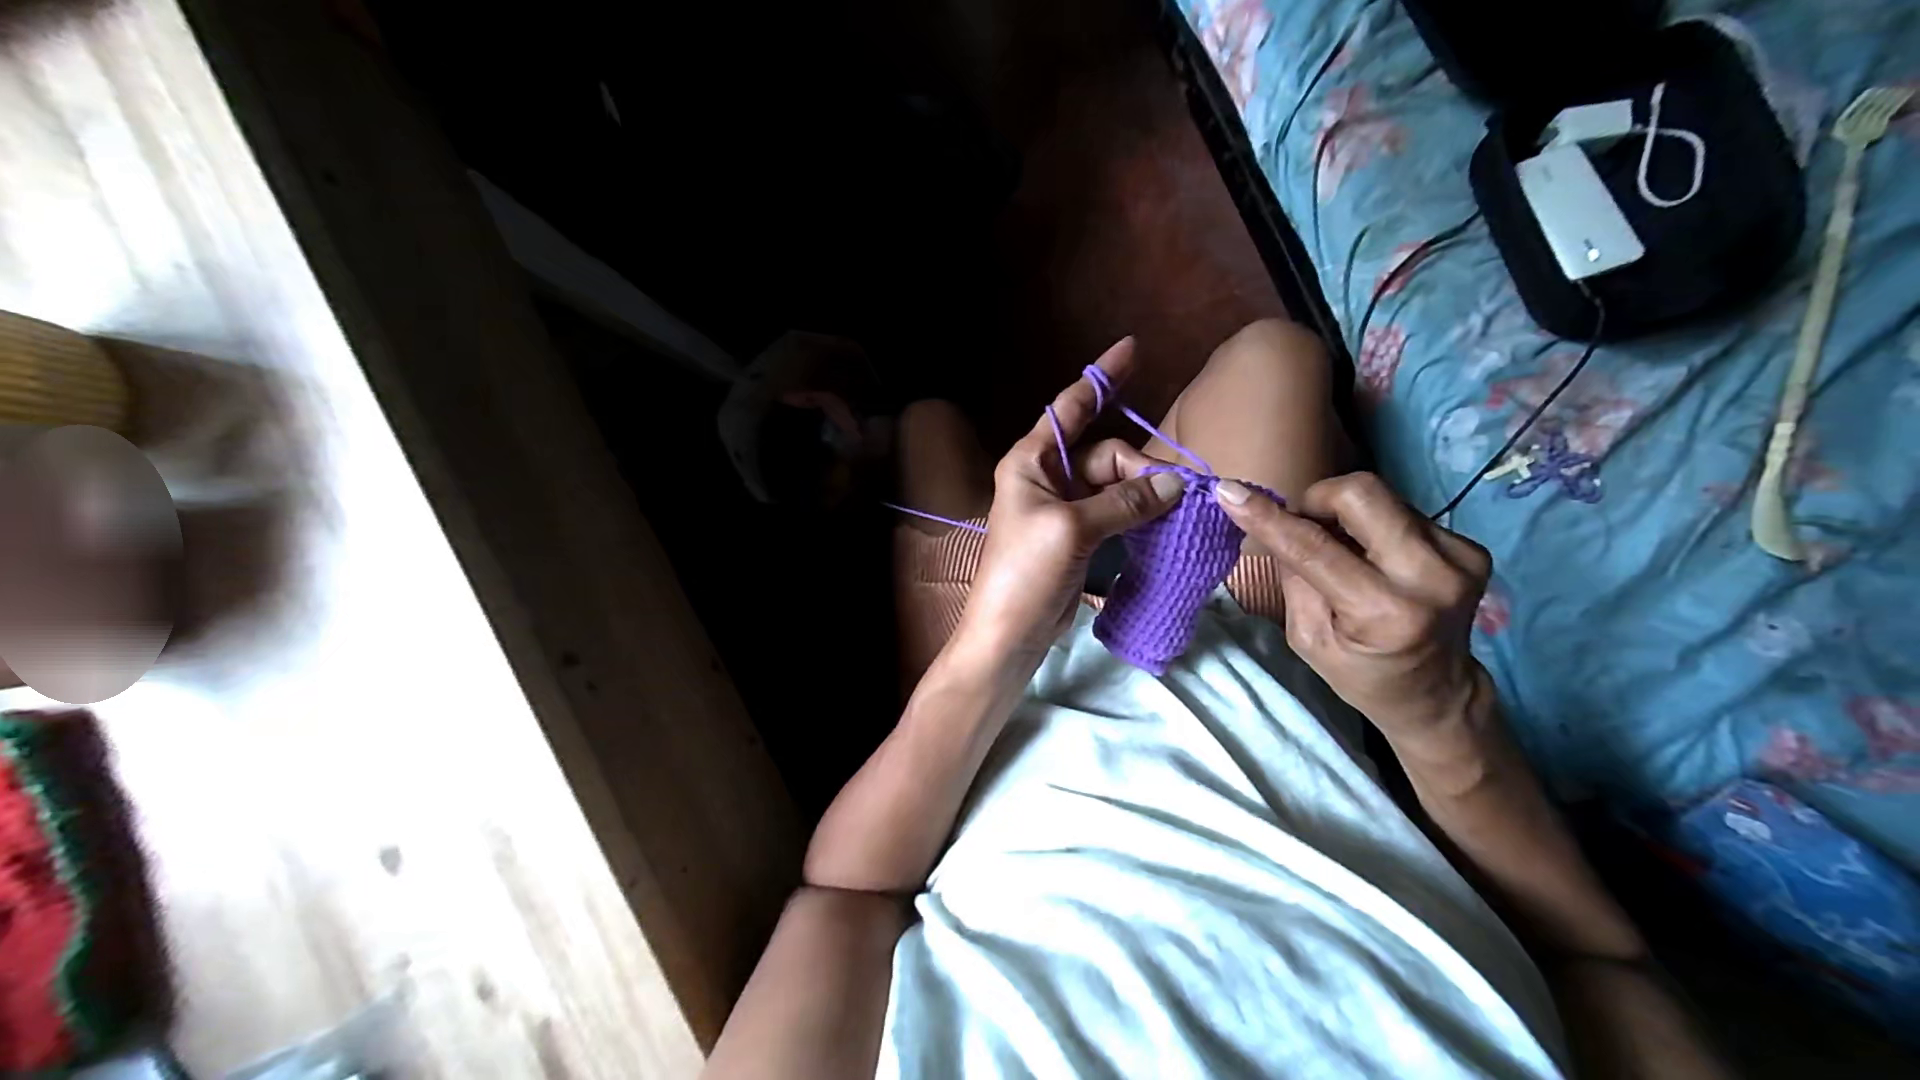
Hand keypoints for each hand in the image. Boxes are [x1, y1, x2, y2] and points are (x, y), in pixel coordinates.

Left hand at [957, 339, 1185, 659]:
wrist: (1010, 631)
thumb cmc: (1024, 572)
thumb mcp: (1072, 529)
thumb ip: (1123, 502)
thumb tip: (1175, 483)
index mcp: (1031, 461)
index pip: (1069, 408)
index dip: (1100, 378)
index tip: (1132, 348)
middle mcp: (1047, 477)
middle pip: (1106, 454)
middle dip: (1140, 467)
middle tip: (1175, 494)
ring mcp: (1065, 507)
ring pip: (1117, 485)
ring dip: (1146, 492)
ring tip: (1178, 507)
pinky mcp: (1080, 535)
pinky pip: (1117, 511)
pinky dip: (1140, 513)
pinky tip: (1164, 521)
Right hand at [1214, 472, 1492, 743]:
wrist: (1439, 693)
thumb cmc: (1360, 673)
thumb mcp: (1308, 637)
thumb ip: (1295, 576)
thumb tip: (1277, 521)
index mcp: (1384, 612)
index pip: (1312, 548)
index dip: (1267, 517)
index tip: (1228, 492)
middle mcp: (1431, 576)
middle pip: (1361, 493)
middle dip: (1317, 499)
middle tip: (1302, 525)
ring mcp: (1459, 557)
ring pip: (1381, 497)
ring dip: (1345, 515)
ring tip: (1341, 550)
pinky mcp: (1470, 547)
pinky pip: (1401, 511)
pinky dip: (1372, 526)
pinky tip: (1373, 557)